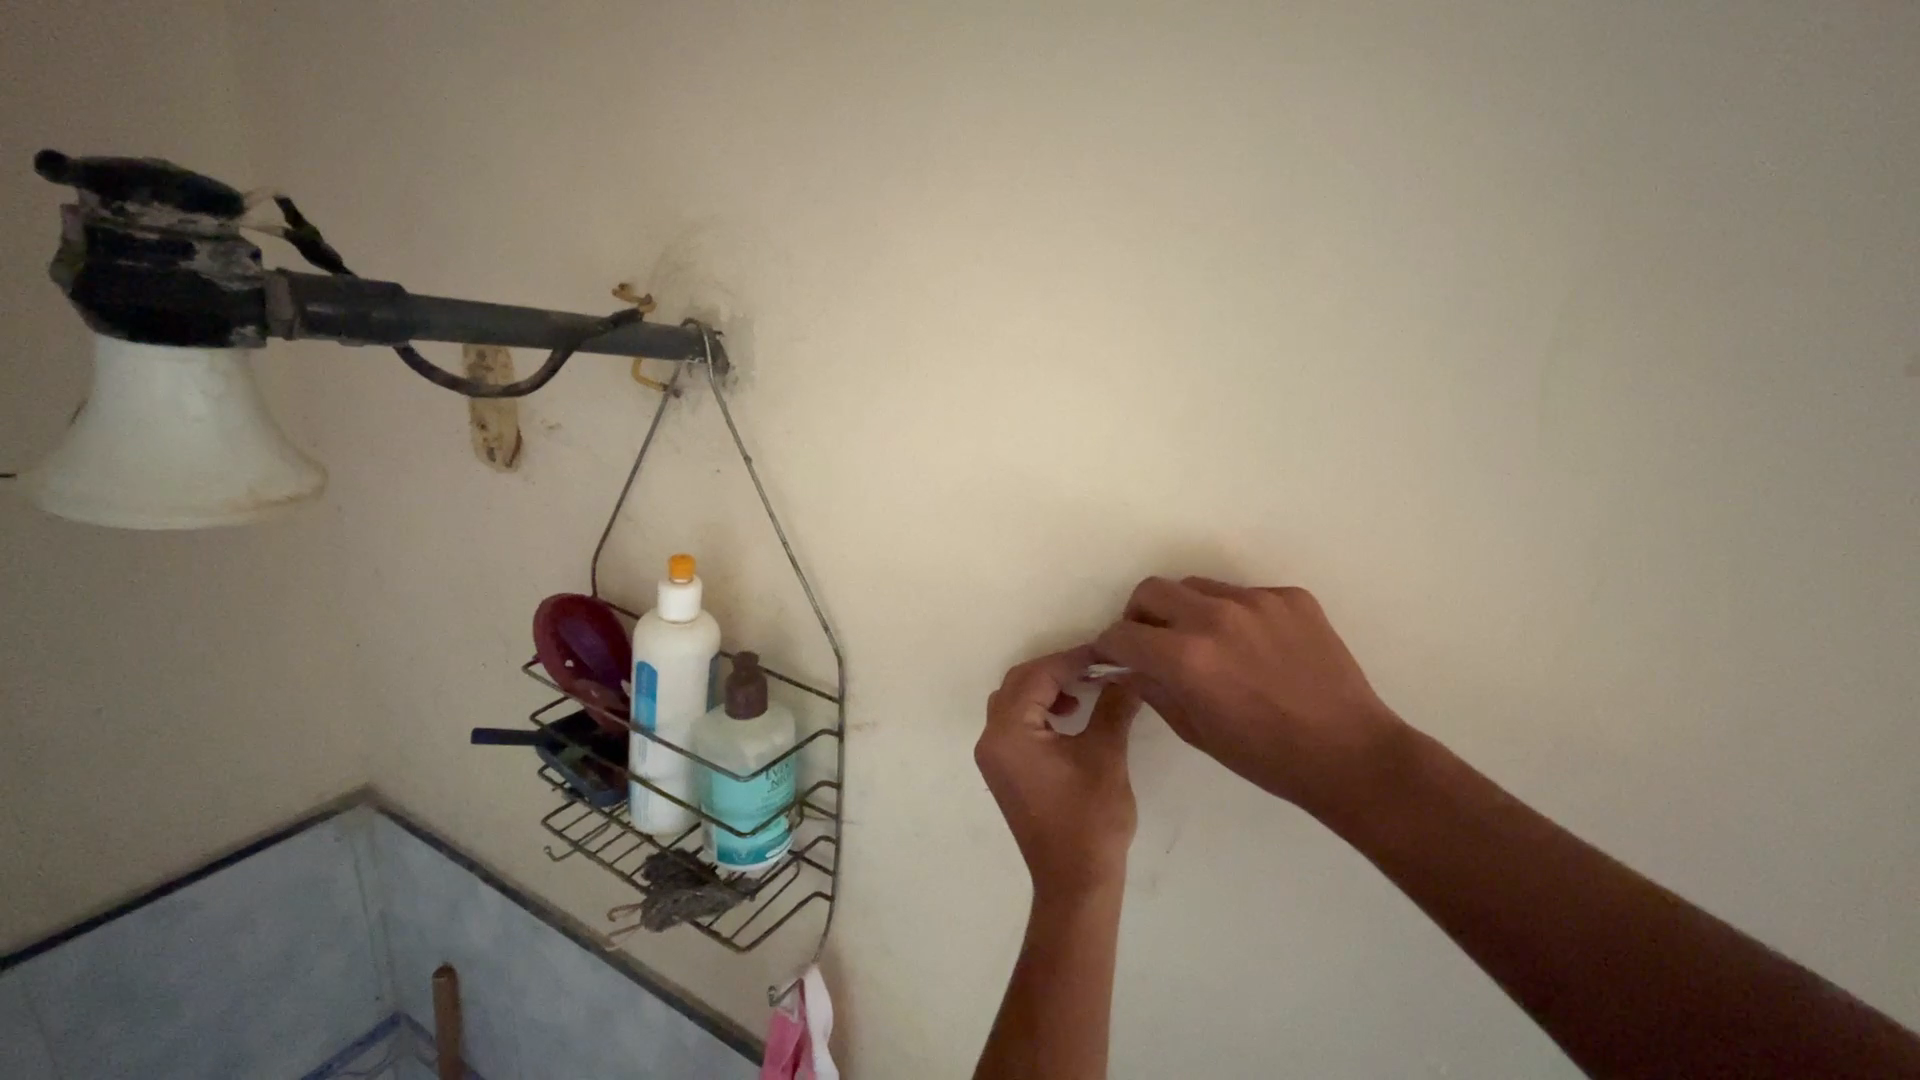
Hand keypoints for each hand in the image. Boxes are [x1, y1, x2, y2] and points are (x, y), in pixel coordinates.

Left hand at [976, 648, 1140, 898]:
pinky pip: (1015, 724)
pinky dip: (1040, 710)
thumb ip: (1114, 707)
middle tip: (1096, 668)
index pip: (1037, 676)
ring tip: (1085, 692)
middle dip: (1057, 670)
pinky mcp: (1004, 771)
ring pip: (1013, 702)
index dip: (1073, 659)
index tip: (1107, 653)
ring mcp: (994, 757)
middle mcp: (991, 739)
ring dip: (1046, 689)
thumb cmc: (1090, 820)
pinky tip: (1071, 717)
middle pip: (1018, 683)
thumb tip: (1128, 673)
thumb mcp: (1106, 756)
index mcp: (1009, 733)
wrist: (1075, 881)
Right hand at [1094, 577, 1404, 811]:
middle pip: (1151, 591)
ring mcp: (1256, 601)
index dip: (1108, 647)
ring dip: (1185, 611)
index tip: (1109, 656)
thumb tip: (1126, 668)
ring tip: (1205, 643)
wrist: (1348, 752)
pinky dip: (1233, 615)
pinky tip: (1253, 648)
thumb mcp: (1195, 730)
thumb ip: (1153, 689)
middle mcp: (1215, 617)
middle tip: (1151, 642)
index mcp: (1185, 657)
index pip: (1122, 634)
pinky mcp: (1290, 597)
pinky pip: (1243, 595)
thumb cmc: (1265, 756)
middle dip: (1139, 616)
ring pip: (1196, 587)